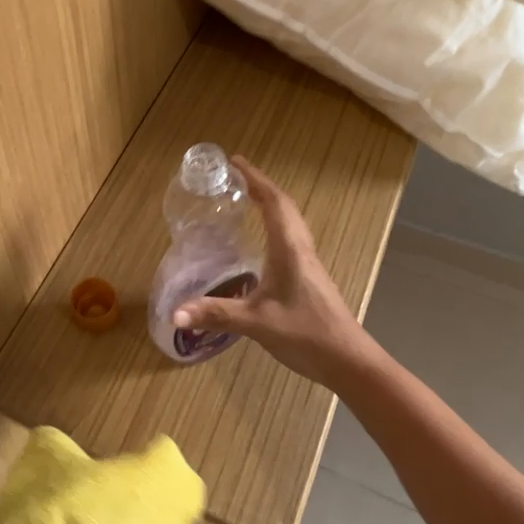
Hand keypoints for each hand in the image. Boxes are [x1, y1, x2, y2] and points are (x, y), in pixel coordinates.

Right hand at [174, 156, 374, 387]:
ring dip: (271, 205)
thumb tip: (174, 313)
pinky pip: (292, 238)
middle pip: (284, 207)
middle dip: (261, 187)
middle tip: (236, 177)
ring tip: (248, 199)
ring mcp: (309, 264)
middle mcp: (301, 249)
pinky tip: (265, 241)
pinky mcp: (311, 278)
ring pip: (291, 222)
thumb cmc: (306, 334)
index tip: (235, 162)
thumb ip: (216, 314)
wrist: (349, 361)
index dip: (255, 179)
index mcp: (289, 249)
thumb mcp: (256, 323)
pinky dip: (276, 226)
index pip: (273, 202)